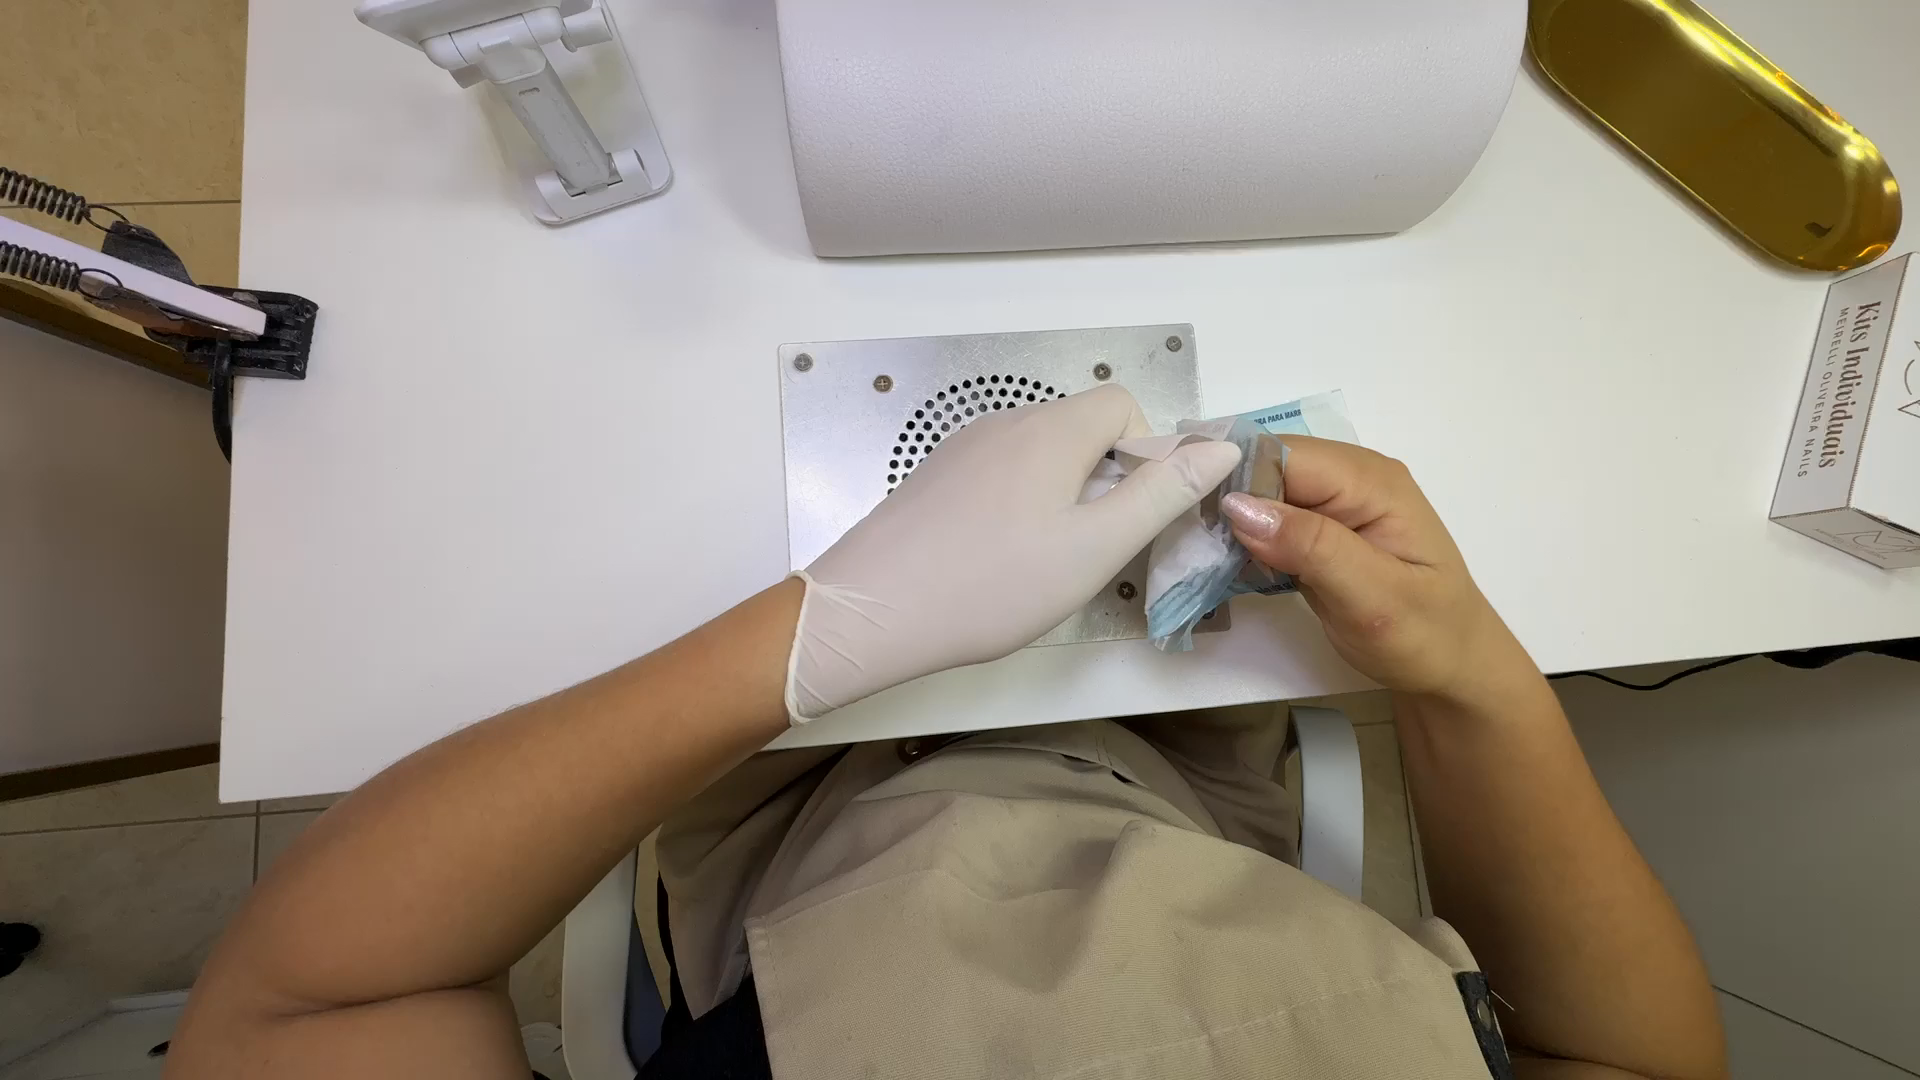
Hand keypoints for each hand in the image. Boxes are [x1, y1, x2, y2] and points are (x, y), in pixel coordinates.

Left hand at [786, 384, 1242, 719]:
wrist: (873, 611)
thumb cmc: (994, 584)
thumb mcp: (1095, 547)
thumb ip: (1161, 494)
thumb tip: (1217, 448)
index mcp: (1050, 429)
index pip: (1123, 406)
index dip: (1145, 454)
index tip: (1130, 514)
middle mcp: (1004, 423)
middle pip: (1080, 428)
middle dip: (1103, 479)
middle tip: (1087, 548)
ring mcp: (961, 447)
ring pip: (1037, 454)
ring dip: (1060, 495)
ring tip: (1039, 559)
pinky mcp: (933, 476)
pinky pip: (997, 473)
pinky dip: (1016, 503)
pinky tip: (994, 556)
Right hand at [1219, 437, 1532, 699]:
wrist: (1450, 668)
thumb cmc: (1424, 636)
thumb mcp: (1372, 598)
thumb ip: (1311, 547)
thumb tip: (1239, 506)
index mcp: (1369, 481)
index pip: (1280, 456)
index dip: (1233, 478)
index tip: (1193, 518)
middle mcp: (1348, 477)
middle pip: (1262, 464)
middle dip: (1223, 497)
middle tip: (1193, 542)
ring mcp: (1331, 501)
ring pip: (1257, 488)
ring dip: (1227, 519)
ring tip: (1204, 553)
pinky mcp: (1315, 526)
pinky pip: (1265, 514)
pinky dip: (1240, 535)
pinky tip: (1227, 560)